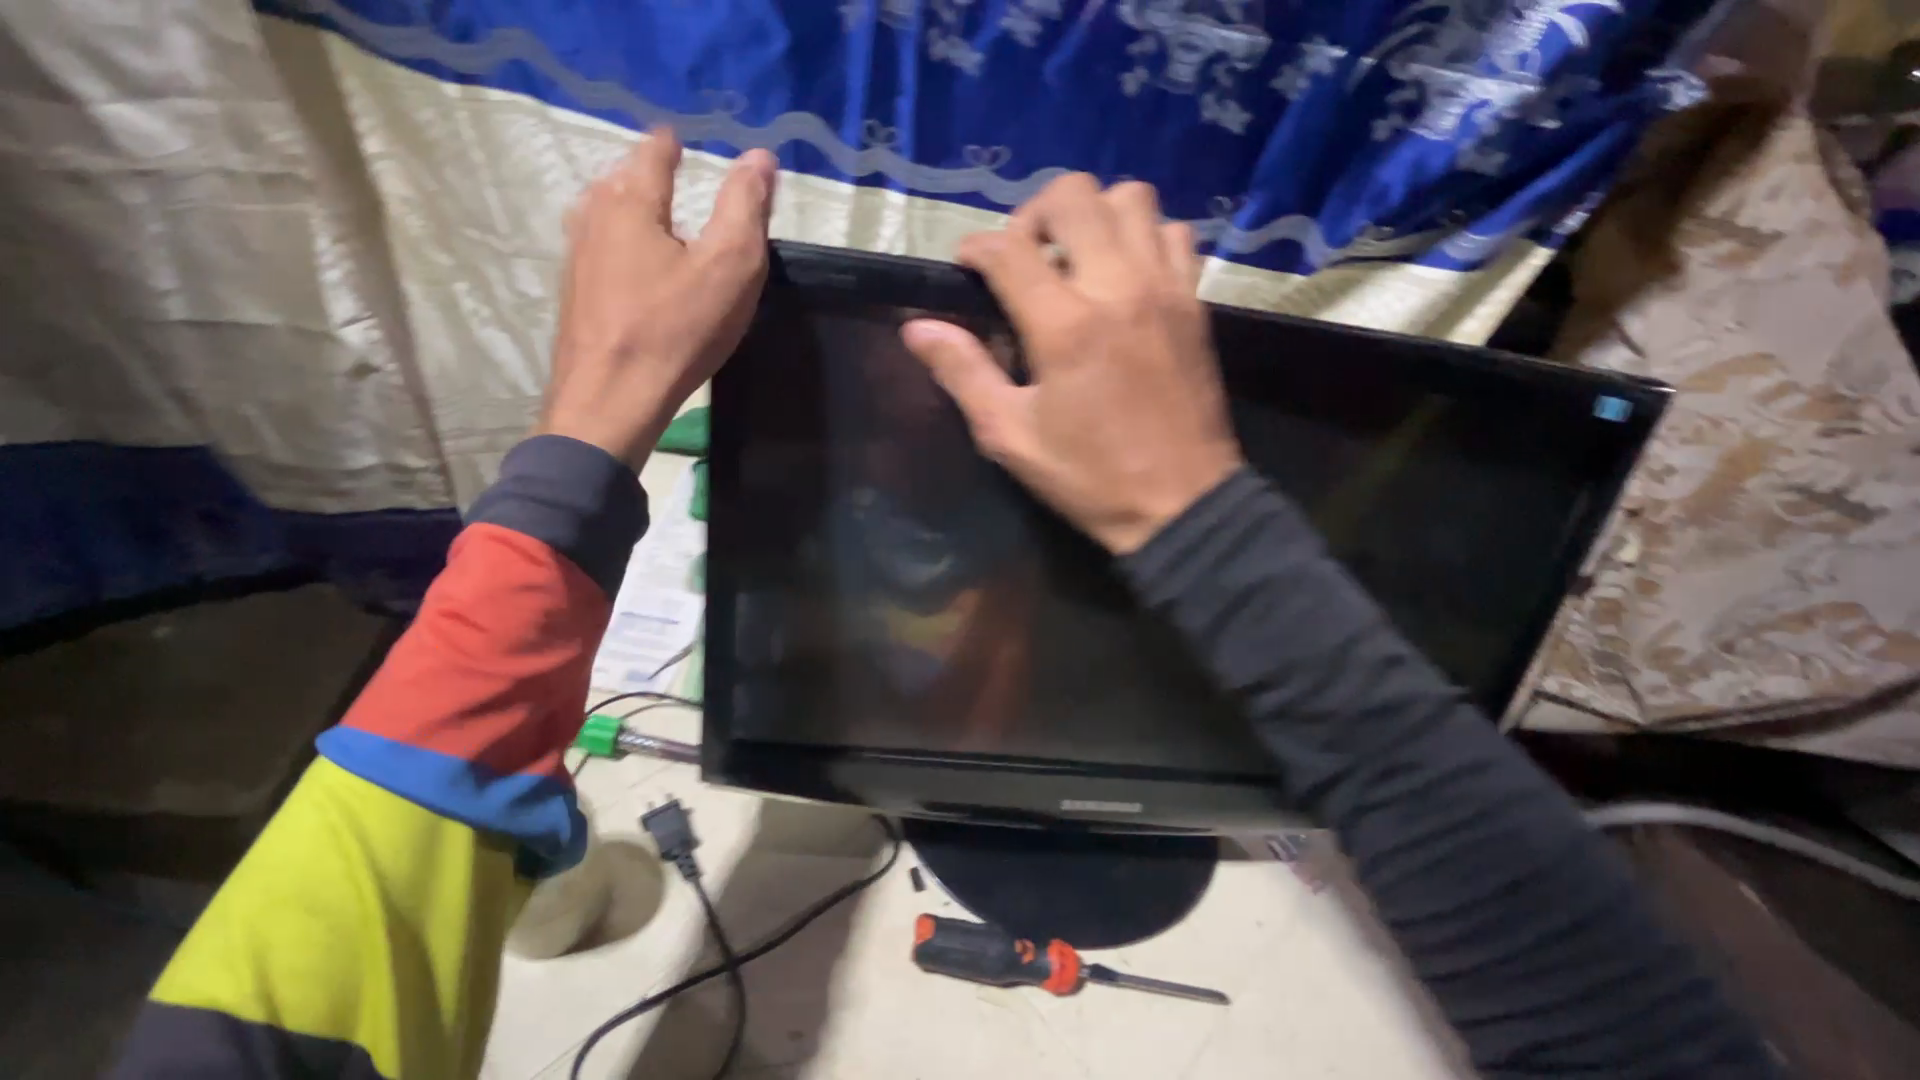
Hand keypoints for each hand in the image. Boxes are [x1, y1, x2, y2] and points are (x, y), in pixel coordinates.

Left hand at [537, 129, 776, 467]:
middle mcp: (593, 218)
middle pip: (621, 179)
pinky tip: (634, 271)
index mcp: (631, 201)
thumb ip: (746, 207)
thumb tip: (760, 157)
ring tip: (655, 221)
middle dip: (647, 174)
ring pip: (603, 216)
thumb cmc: (676, 330)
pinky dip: (619, 247)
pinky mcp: (574, 297)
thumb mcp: (730, 266)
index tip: (683, 143)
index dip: (672, 145)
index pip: (652, 152)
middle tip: (673, 178)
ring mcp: (576, 259)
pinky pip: (599, 253)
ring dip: (629, 210)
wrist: (610, 400)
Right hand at [901, 175, 1242, 553]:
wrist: (1181, 504)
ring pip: (1131, 198)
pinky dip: (1143, 236)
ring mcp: (1164, 289)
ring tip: (1075, 259)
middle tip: (1023, 258)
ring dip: (1094, 215)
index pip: (1008, 248)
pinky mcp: (1194, 302)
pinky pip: (1174, 233)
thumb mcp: (1011, 436)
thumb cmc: (1089, 477)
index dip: (977, 249)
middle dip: (1033, 215)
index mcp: (1064, 325)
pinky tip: (1124, 274)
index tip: (968, 268)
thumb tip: (917, 327)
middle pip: (1073, 196)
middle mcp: (1117, 287)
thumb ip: (963, 373)